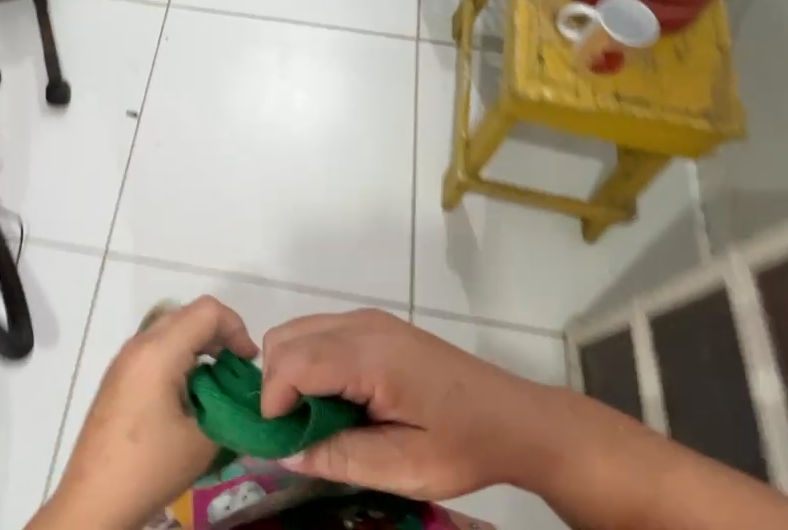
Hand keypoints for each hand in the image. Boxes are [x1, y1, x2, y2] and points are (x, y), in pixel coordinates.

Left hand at [45, 297, 259, 529]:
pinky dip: (179, 358)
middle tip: (237, 370)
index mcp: (158, 351)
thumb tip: (243, 395)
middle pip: (188, 315)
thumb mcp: (203, 440)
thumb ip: (231, 408)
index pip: (207, 310)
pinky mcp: (118, 378)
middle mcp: (138, 345)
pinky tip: (188, 395)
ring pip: (170, 330)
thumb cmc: (150, 467)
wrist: (93, 502)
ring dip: (199, 346)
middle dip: (220, 335)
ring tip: (217, 384)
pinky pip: (155, 349)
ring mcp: (124, 360)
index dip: (236, 328)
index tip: (248, 363)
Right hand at [260, 309, 543, 500]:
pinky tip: (334, 399)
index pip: (293, 361)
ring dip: (290, 372)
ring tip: (314, 419)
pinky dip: (308, 361)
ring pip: (298, 331)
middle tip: (295, 432)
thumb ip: (341, 458)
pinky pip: (319, 331)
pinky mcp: (375, 324)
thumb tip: (285, 452)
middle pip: (286, 338)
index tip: (281, 441)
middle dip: (275, 385)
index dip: (273, 400)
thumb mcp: (405, 468)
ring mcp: (369, 320)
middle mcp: (363, 325)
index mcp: (372, 357)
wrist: (515, 418)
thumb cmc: (465, 446)